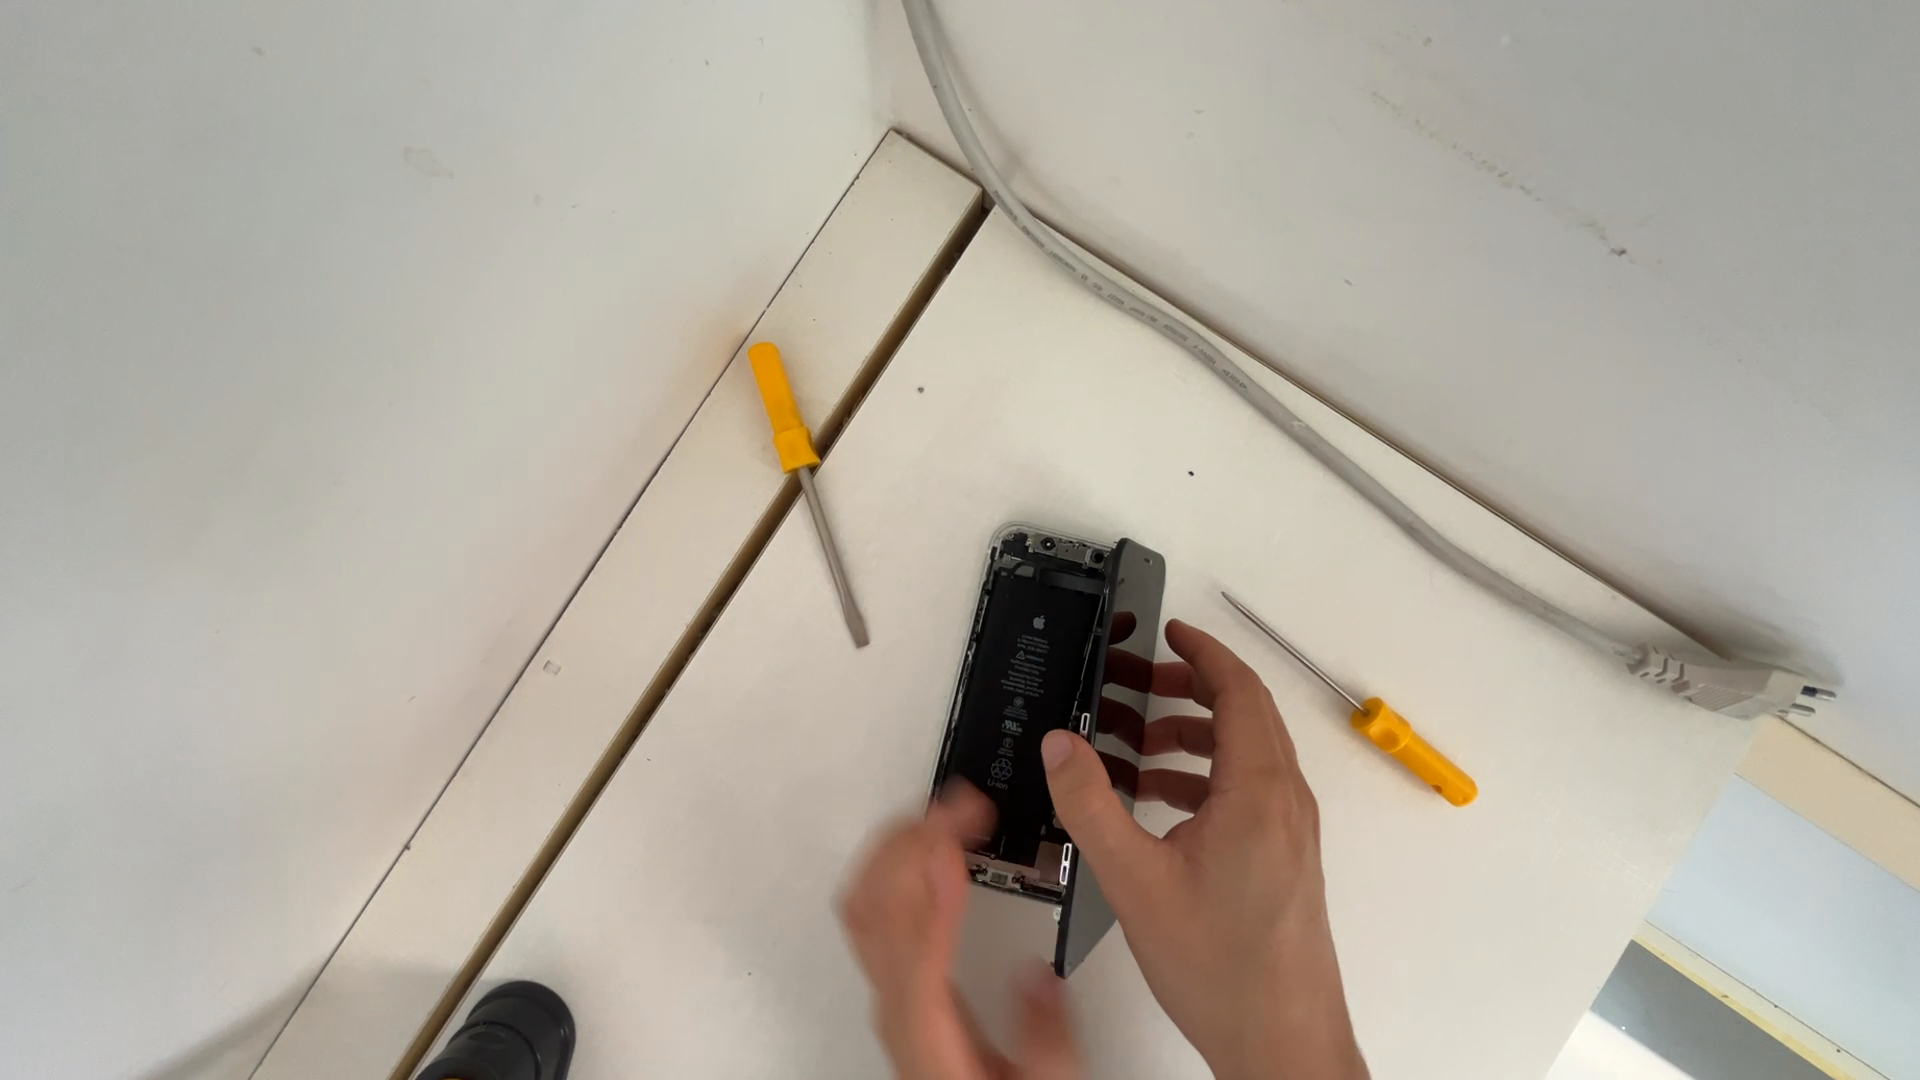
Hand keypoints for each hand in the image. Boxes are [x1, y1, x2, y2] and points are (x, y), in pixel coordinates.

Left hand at [839, 784, 1084, 1079]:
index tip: (963, 825)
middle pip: (875, 898)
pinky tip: (921, 845)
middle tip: (961, 803)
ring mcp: (884, 980)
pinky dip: (892, 859)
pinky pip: (871, 901)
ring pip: (865, 892)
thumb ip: (1044, 1033)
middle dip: (914, 835)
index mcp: (924, 1019)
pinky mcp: (890, 970)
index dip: (934, 867)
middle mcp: (893, 995)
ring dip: (898, 840)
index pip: (915, 927)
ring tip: (942, 812)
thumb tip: (1040, 970)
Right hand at [1041, 619, 1367, 1079]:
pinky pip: (1247, 787)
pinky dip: (1204, 773)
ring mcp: (1290, 829)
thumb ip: (1090, 803)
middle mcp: (1285, 801)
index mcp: (1258, 791)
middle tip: (1142, 683)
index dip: (1203, 652)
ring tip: (1141, 744)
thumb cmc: (1220, 968)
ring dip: (1194, 734)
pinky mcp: (1284, 854)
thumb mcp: (1134, 879)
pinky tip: (1162, 799)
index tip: (1171, 631)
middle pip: (1246, 714)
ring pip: (1246, 752)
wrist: (1283, 1048)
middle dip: (1191, 688)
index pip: (1239, 691)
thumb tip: (1061, 744)